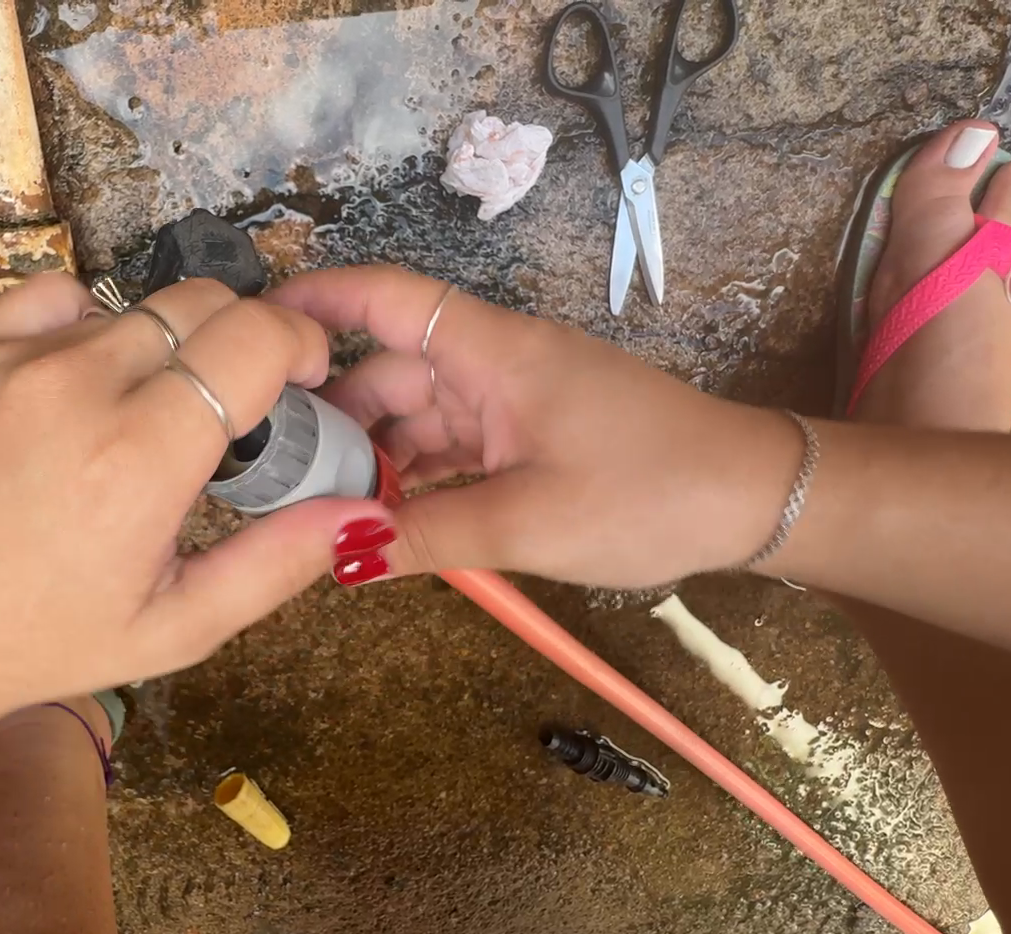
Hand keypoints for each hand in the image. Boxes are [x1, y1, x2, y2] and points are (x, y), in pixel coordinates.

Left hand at [0, 273, 392, 749]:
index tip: (307, 375)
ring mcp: (16, 359)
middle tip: (244, 402)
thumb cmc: (46, 643)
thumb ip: (279, 562)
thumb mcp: (178, 626)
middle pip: (205, 303)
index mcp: (142, 458)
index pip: (254, 339)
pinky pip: (63, 297)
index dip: (300, 343)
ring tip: (161, 409)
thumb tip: (363, 515)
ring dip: (176, 345)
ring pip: (139, 305)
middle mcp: (79, 387)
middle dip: (248, 340)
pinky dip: (99, 324)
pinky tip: (92, 379)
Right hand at [268, 266, 801, 588]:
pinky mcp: (529, 437)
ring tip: (325, 504)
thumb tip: (335, 555)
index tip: (257, 324)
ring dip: (379, 457)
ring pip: (421, 417)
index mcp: (493, 355)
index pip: (389, 300)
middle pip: (392, 371)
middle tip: (282, 466)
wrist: (753, 500)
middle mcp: (495, 367)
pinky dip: (420, 478)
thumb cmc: (647, 494)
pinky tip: (389, 518)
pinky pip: (455, 449)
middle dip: (338, 415)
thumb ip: (424, 536)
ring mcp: (512, 403)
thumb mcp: (526, 523)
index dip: (319, 300)